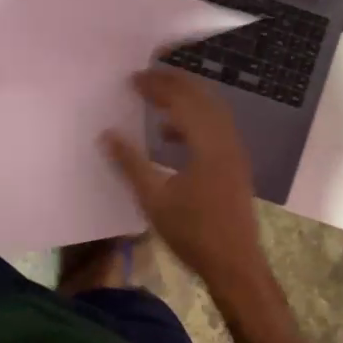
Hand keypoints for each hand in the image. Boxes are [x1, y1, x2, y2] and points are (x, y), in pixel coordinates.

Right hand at [102, 67, 261, 281]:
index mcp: (208, 145)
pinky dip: (194, 119)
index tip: (133, 78)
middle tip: (146, 76)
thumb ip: (130, 163)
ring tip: (157, 97)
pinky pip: (216, 128)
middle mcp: (226, 142)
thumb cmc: (193, 233)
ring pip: (212, 111)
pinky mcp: (235, 166)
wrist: (236, 265)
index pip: (182, 101)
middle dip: (174, 83)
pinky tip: (171, 134)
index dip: (158, 86)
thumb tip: (107, 134)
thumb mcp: (153, 199)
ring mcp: (234, 154)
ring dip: (186, 98)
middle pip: (202, 99)